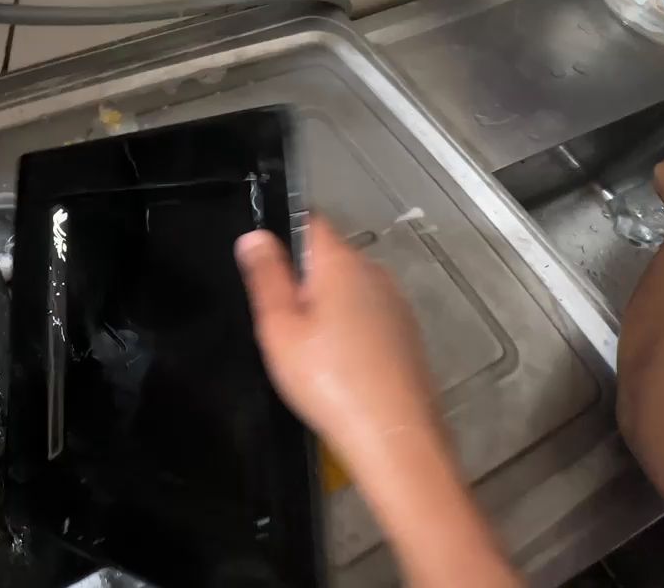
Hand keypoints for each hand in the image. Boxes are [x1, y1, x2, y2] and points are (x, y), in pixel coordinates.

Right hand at [234, 219, 443, 465]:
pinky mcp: (407, 336)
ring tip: (306, 349)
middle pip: (327, 256)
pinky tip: (337, 366)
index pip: (309, 219)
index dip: (282, 232)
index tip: (265, 266)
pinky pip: (366, 315)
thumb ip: (265, 275)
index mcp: (341, 262)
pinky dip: (348, 329)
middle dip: (301, 277)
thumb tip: (255, 234)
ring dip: (325, 305)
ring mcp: (396, 305)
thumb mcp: (279, 327)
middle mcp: (374, 273)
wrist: (397, 444)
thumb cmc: (328, 380)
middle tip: (280, 320)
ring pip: (347, 288)